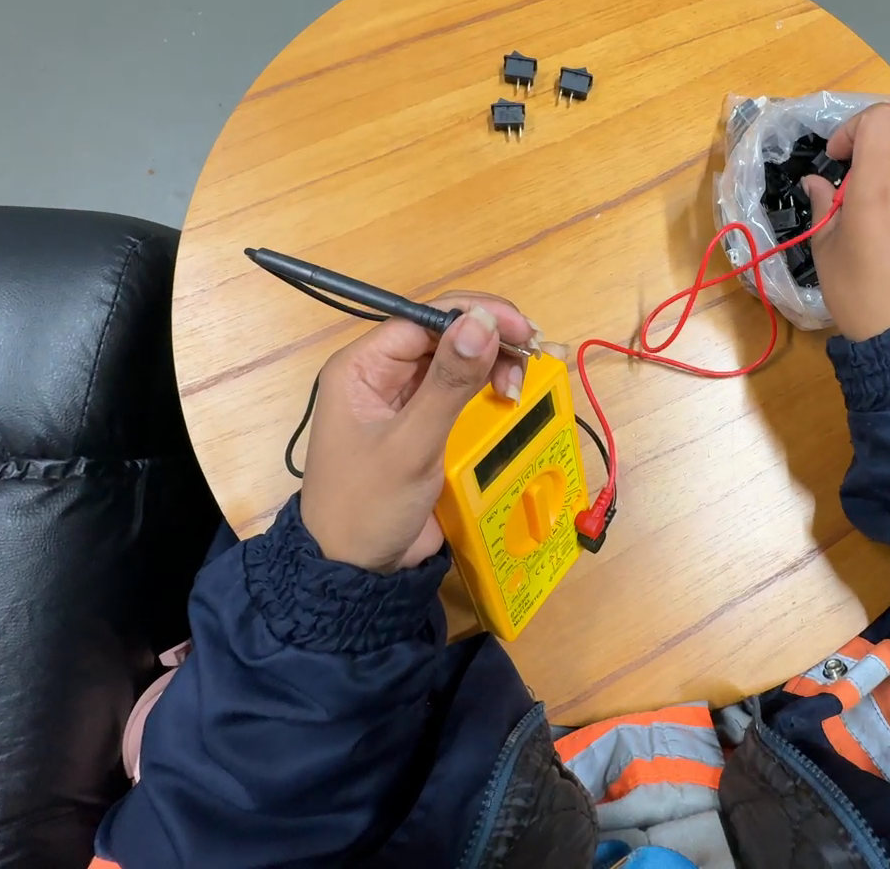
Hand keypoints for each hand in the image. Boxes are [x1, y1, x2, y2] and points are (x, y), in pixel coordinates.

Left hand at [299, 293, 536, 571]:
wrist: (357, 573)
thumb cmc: (369, 506)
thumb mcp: (412, 444)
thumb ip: (449, 382)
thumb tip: (483, 320)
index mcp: (363, 368)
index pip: (424, 318)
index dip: (475, 316)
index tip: (522, 329)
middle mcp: (383, 375)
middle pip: (445, 334)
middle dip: (491, 338)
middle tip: (532, 355)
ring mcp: (406, 400)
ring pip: (458, 360)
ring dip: (494, 362)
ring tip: (520, 383)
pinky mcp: (427, 424)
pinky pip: (462, 392)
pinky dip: (490, 388)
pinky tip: (512, 394)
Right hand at [800, 103, 889, 340]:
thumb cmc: (857, 294)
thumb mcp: (825, 250)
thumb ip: (823, 206)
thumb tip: (818, 183)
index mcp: (876, 188)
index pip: (880, 118)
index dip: (855, 127)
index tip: (838, 157)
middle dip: (867, 158)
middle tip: (848, 197)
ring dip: (886, 187)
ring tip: (872, 231)